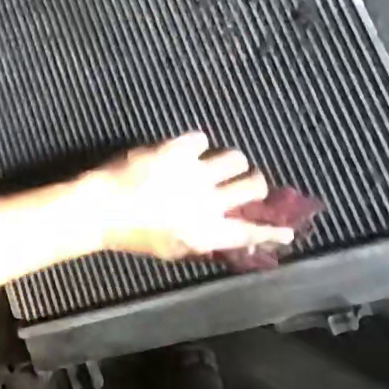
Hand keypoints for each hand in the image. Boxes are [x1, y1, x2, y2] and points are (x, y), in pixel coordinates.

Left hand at [67, 132, 292, 259]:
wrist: (100, 208)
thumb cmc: (132, 234)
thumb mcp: (171, 249)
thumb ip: (203, 244)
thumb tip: (229, 240)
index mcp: (206, 233)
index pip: (252, 233)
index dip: (273, 231)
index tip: (288, 231)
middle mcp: (207, 203)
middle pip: (252, 186)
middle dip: (254, 182)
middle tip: (247, 180)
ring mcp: (192, 174)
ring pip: (234, 158)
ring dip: (231, 161)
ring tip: (218, 163)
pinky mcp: (176, 150)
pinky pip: (201, 139)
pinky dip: (197, 144)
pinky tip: (187, 150)